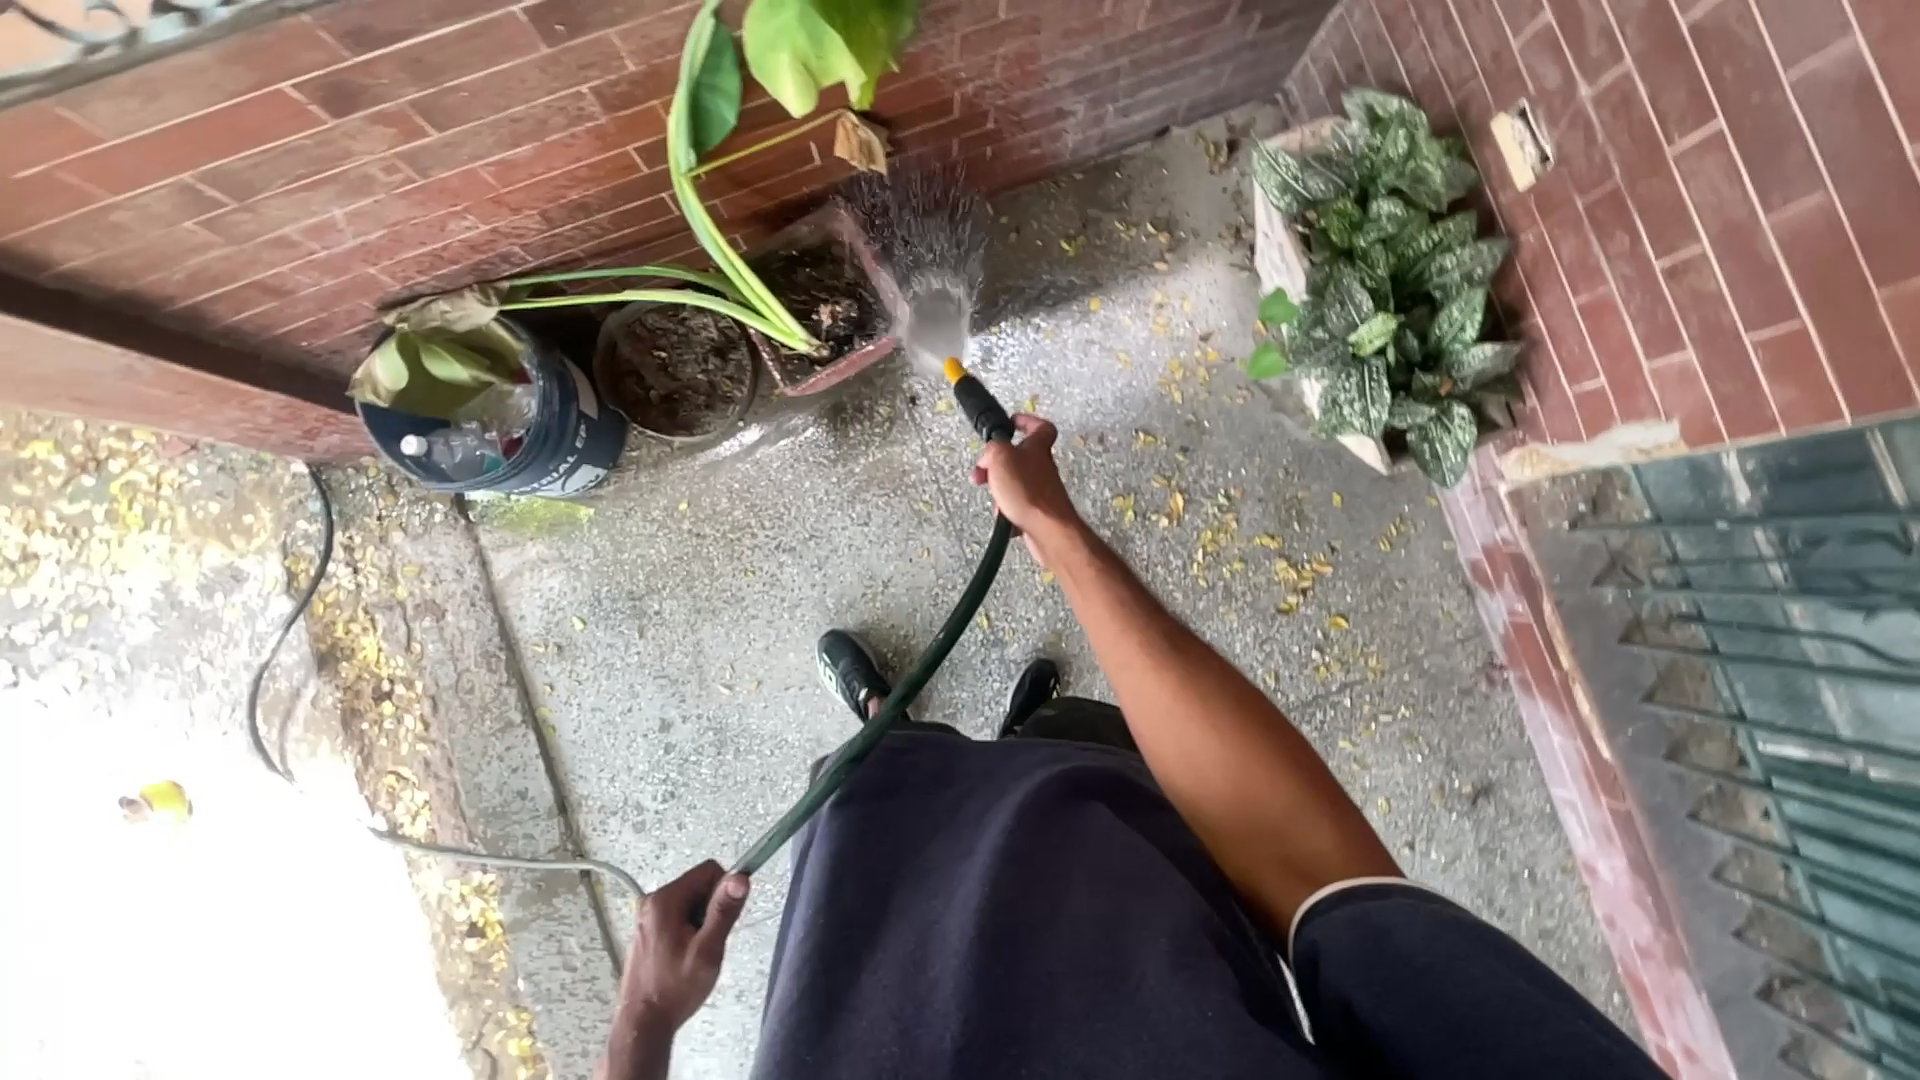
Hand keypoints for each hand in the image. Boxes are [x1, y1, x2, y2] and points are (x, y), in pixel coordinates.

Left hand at [615, 861, 749, 1032]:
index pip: (709, 870)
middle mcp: (652, 901)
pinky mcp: (646, 931)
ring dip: (700, 922)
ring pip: (690, 902)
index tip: (722, 921)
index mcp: (665, 900)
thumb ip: (724, 911)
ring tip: (696, 953)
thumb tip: (742, 877)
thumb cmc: (676, 988)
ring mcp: (646, 916)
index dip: (724, 891)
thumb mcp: (707, 950)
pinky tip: (685, 957)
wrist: (642, 1026)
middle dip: (711, 909)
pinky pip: (678, 916)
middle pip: (698, 885)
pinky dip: (688, 930)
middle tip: (709, 943)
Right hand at [971, 413, 1084, 565]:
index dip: (1027, 421)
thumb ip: (993, 449)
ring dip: (998, 491)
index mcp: (1038, 448)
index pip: (1040, 426)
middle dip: (996, 465)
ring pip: (1014, 484)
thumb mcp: (1001, 457)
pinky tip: (1004, 516)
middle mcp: (1042, 467)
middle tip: (982, 472)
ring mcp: (1041, 490)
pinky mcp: (1037, 511)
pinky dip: (1006, 512)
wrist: (1046, 528)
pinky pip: (1016, 506)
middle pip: (1018, 459)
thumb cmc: (1027, 490)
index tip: (1012, 422)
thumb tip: (989, 457)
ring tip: (995, 500)